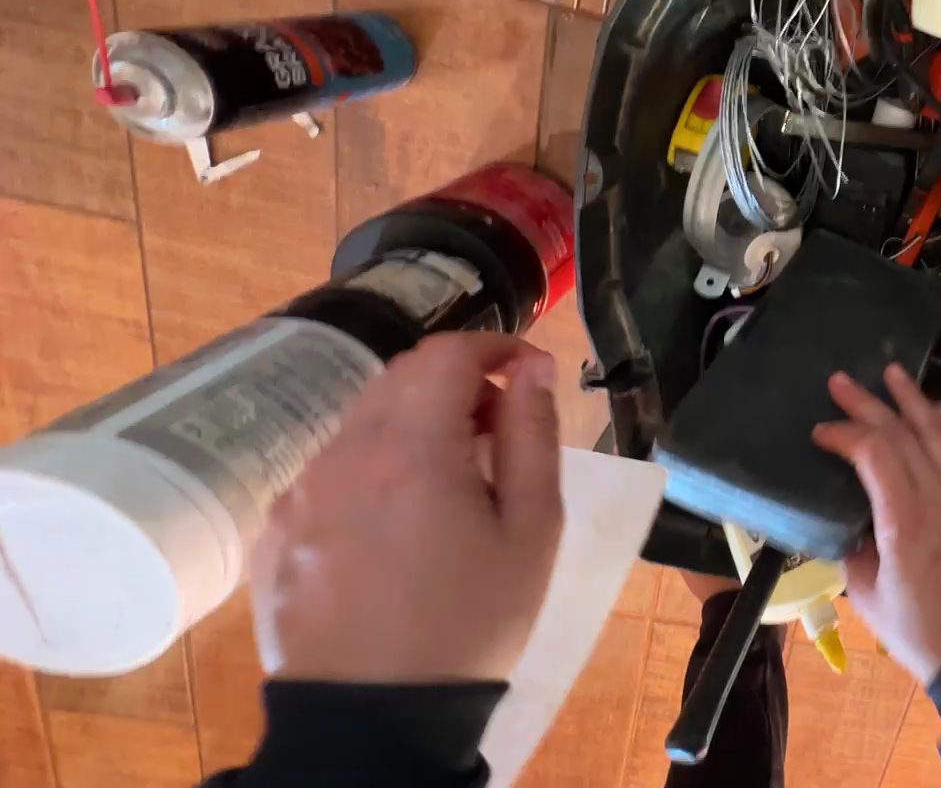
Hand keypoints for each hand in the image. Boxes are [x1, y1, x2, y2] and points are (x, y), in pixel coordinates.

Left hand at [252, 332, 563, 682]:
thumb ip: (534, 433)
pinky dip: (382, 457)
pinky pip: (335, 462)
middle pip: (403, 375)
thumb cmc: (475, 617)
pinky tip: (408, 512)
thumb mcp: (533, 524)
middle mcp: (341, 458)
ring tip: (460, 472)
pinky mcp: (276, 529)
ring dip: (421, 418)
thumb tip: (535, 368)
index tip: (532, 371)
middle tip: (505, 425)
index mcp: (411, 453)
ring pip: (366, 416)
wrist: (374, 723)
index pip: (447, 355)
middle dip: (463, 380)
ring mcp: (298, 494)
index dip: (497, 346)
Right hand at [813, 364, 940, 683]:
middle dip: (868, 403)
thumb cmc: (918, 630)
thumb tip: (848, 519)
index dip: (844, 434)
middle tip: (841, 380)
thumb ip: (855, 547)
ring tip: (891, 372)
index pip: (874, 453)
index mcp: (905, 518)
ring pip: (937, 431)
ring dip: (911, 399)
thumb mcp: (868, 594)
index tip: (820, 432)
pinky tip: (930, 410)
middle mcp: (938, 495)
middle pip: (902, 433)